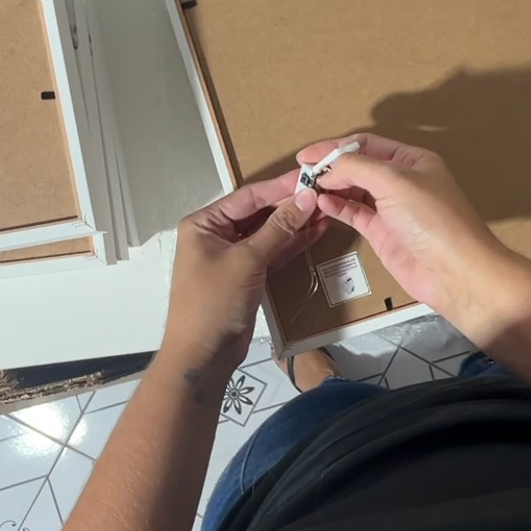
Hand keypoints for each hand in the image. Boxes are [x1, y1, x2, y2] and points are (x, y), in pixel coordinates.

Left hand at [161, 170, 326, 374]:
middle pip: (259, 213)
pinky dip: (291, 245)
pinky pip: (272, 253)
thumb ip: (278, 228)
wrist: (204, 353)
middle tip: (324, 193)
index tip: (309, 177)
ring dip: (295, 224)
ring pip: (268, 233)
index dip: (279, 187)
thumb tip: (306, 198)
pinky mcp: (248, 275)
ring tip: (326, 210)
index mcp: (204, 224)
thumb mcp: (247, 260)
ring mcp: (232, 256)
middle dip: (290, 205)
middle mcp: (216, 235)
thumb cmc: (214, 301)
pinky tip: (315, 232)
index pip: (248, 197)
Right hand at [300, 134, 530, 329]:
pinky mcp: (382, 233)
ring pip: (353, 190)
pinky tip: (320, 203)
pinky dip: (336, 207)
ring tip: (305, 187)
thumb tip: (327, 168)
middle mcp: (401, 181)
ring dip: (331, 187)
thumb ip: (356, 168)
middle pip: (358, 167)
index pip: (366, 145)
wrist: (452, 271)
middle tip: (302, 171)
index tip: (308, 154)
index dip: (335, 147)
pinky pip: (354, 213)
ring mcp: (391, 208)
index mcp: (412, 160)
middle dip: (331, 167)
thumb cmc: (433, 220)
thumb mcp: (394, 181)